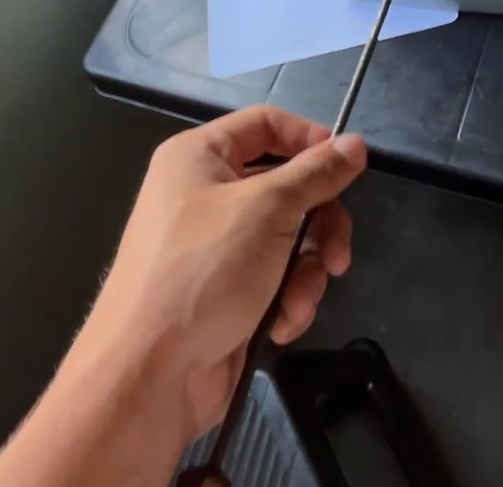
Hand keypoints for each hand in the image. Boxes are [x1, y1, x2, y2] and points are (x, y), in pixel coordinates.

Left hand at [80, 105, 366, 440]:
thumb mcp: (268, 209)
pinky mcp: (226, 290)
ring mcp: (216, 246)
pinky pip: (275, 276)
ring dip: (306, 271)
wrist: (147, 378)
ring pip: (289, 237)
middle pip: (286, 186)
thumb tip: (355, 143)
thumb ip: (317, 173)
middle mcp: (205, 193)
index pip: (266, 124)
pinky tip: (281, 324)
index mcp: (200, 157)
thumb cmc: (204, 272)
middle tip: (338, 253)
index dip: (310, 138)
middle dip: (319, 223)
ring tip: (300, 300)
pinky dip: (287, 298)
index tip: (348, 165)